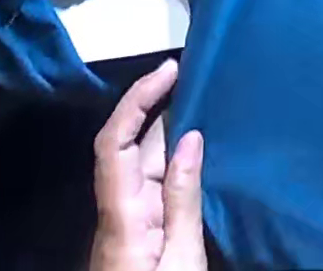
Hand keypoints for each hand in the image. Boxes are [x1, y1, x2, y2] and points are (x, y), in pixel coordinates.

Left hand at [91, 59, 207, 270]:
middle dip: (162, 109)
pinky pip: (157, 183)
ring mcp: (129, 222)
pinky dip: (178, 158)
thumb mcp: (182, 259)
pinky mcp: (141, 233)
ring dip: (174, 132)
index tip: (170, 70)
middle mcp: (119, 211)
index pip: (112, 146)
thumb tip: (190, 136)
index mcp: (122, 216)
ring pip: (146, 164)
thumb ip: (184, 196)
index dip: (135, 101)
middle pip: (131, 149)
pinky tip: (204, 147)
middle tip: (202, 77)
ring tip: (210, 101)